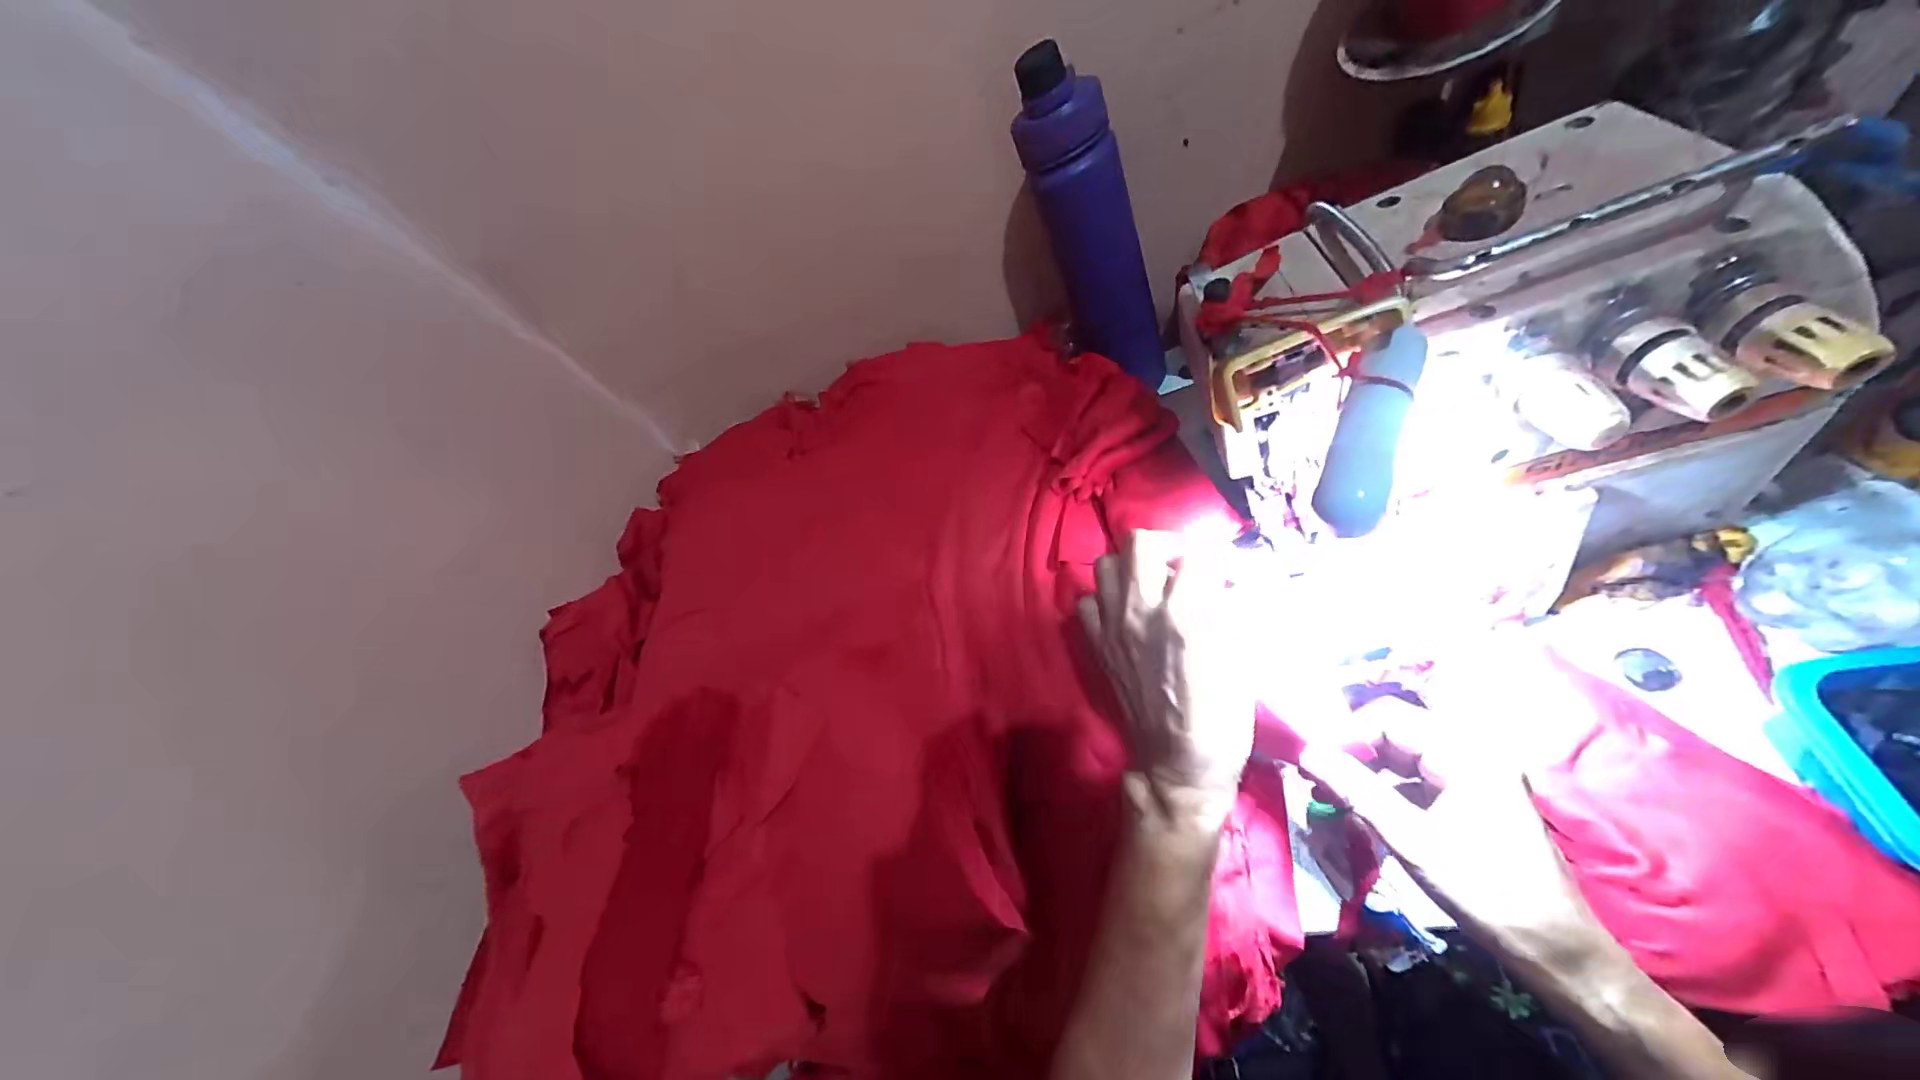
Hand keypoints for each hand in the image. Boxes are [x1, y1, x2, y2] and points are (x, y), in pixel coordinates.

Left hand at [1079, 530, 1251, 831]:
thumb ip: (1235, 609)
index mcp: (1186, 614)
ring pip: (1107, 564)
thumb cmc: (1222, 718)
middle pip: (1141, 542)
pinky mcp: (1095, 644)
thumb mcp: (1246, 659)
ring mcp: (1112, 625)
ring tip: (1154, 583)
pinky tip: (1126, 610)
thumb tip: (1231, 580)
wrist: (1176, 764)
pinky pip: (1088, 600)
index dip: (1221, 554)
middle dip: (1169, 544)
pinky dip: (1106, 597)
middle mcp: (1141, 610)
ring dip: (1132, 565)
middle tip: (1186, 563)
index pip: (1199, 551)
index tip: (1230, 568)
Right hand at [1290, 644, 1618, 977]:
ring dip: (1364, 768)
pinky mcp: (1473, 795)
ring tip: (1331, 792)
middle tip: (1315, 777)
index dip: (1344, 735)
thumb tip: (1307, 753)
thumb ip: (1355, 789)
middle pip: (1393, 730)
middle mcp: (1472, 751)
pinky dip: (1386, 785)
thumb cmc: (1483, 888)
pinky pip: (1417, 774)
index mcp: (1464, 752)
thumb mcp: (1410, 838)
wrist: (1555, 947)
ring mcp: (1475, 773)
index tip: (1312, 763)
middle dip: (1350, 750)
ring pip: (1402, 752)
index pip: (1386, 716)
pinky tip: (1364, 807)